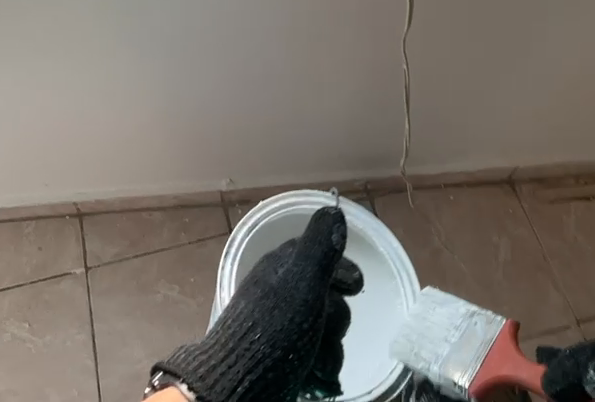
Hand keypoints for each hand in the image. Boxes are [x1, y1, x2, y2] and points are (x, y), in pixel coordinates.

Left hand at [152, 206, 363, 401]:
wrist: (239, 387)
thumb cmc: (273, 331)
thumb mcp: (301, 284)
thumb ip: (320, 249)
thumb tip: (334, 210)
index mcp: (282, 267)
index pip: (320, 255)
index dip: (342, 270)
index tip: (356, 287)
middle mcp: (281, 293)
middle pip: (328, 297)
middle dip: (336, 317)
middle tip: (327, 329)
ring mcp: (282, 326)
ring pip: (325, 329)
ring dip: (330, 347)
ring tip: (320, 361)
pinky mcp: (284, 357)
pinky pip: (314, 354)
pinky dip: (321, 365)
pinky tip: (318, 374)